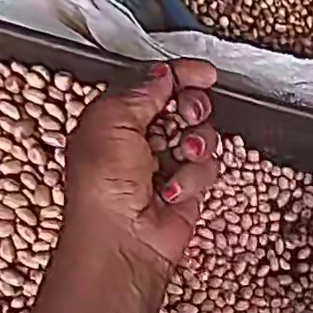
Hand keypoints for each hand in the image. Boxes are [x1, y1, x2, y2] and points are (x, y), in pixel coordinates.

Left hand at [59, 59, 221, 273]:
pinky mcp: (190, 188)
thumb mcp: (110, 121)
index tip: (204, 73)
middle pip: (186, 107)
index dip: (181, 75)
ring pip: (203, 137)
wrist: (124, 239)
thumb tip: (163, 75)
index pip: (156, 85)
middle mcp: (146, 138)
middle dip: (193, 108)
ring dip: (196, 146)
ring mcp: (170, 164)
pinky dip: (194, 179)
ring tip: (182, 158)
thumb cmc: (104, 187)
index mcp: (119, 115)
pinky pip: (208, 169)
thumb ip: (139, 92)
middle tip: (188, 115)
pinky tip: (174, 192)